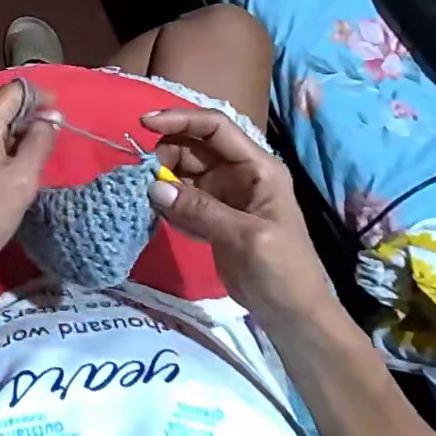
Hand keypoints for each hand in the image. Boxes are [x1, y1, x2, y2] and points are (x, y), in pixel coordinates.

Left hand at [0, 80, 55, 304]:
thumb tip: (52, 116)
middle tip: (45, 144)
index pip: (12, 91)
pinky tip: (3, 169)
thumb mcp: (23, 181)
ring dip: (9, 133)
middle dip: (24, 118)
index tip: (56, 117)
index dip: (38, 98)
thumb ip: (40, 141)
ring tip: (26, 162)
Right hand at [142, 107, 335, 326]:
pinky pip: (181, 197)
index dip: (180, 119)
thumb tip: (154, 187)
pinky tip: (162, 217)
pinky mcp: (211, 215)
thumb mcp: (245, 237)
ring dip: (162, 180)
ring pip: (182, 171)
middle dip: (165, 154)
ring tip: (147, 198)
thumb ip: (200, 209)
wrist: (293, 316)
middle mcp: (238, 173)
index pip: (215, 127)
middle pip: (193, 146)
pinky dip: (167, 202)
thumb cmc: (283, 271)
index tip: (144, 124)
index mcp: (257, 167)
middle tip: (143, 176)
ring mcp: (223, 194)